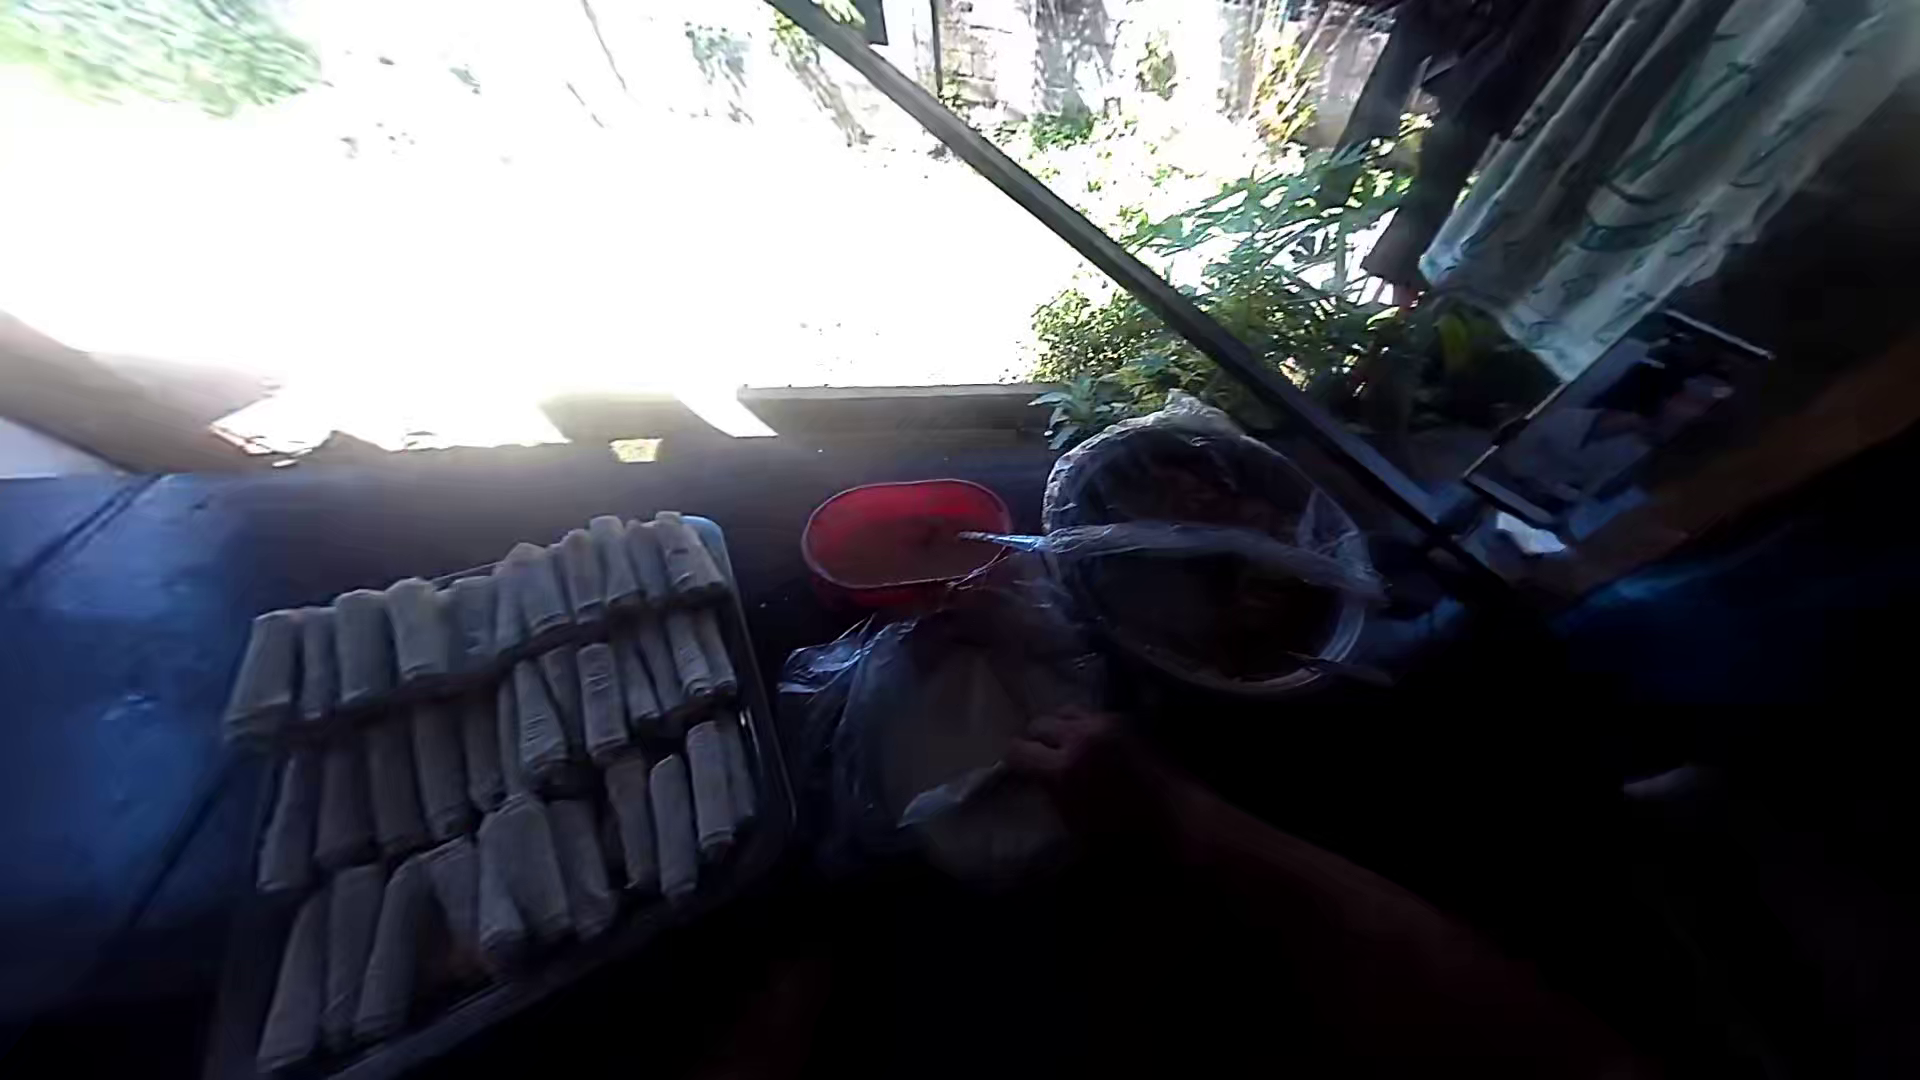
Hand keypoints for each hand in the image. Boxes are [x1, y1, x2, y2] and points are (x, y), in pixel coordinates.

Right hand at [1007, 707, 1173, 845]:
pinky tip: (1093, 743)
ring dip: (1060, 727)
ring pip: (1065, 711)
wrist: (1184, 822)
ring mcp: (1104, 724)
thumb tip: (1038, 782)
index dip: (1012, 759)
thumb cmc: (1128, 840)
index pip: (1017, 750)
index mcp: (1063, 769)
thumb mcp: (1077, 829)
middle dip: (1035, 739)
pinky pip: (1093, 715)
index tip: (1016, 767)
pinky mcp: (1125, 720)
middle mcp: (1079, 737)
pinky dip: (1086, 725)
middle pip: (1039, 723)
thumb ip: (1052, 797)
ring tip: (1066, 744)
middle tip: (1040, 756)